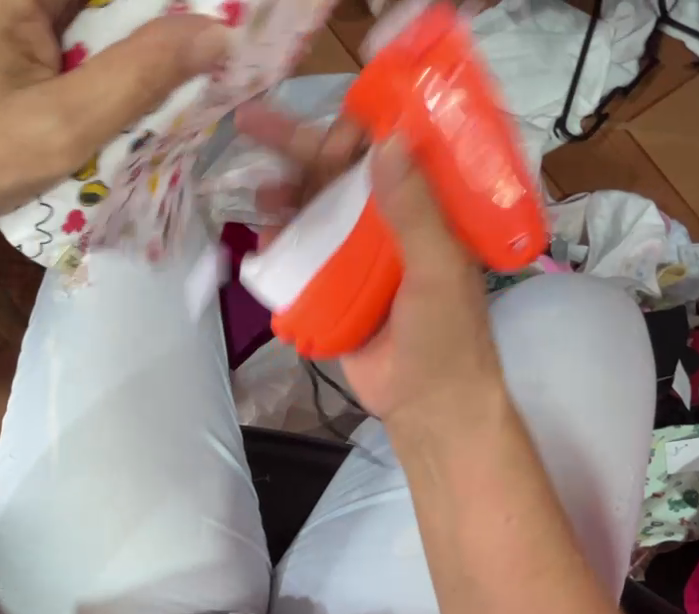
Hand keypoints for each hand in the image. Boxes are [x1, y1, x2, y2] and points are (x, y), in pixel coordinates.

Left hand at [0, 0, 229, 273]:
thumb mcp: (62, 127)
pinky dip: (96, 51)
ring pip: (85, 6)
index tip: (213, 22)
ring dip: (127, 37)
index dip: (166, 6)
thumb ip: (144, 74)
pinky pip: (62, 23)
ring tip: (178, 69)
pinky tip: (126, 84)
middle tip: (204, 50)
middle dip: (151, 20)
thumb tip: (219, 32)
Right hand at [234, 102, 503, 427]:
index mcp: (423, 208)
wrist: (424, 403)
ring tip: (259, 195)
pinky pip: (299, 259)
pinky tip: (260, 239)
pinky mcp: (329, 291)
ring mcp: (355, 258)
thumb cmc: (445, 335)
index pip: (386, 151)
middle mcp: (387, 223)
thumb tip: (386, 141)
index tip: (330, 131)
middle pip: (338, 176)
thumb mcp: (436, 268)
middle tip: (252, 124)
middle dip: (298, 150)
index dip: (355, 132)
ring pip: (312, 214)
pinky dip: (278, 246)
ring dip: (284, 198)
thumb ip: (414, 210)